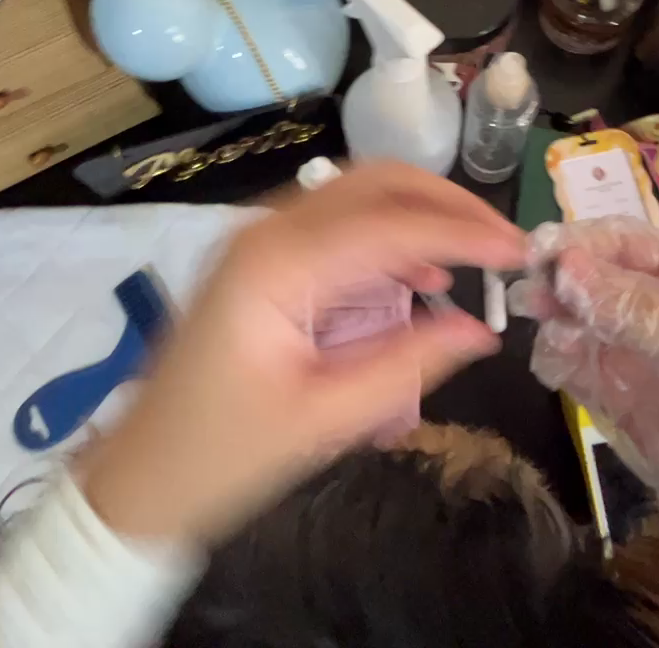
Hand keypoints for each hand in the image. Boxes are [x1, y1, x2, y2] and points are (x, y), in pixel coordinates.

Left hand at [79, 162, 523, 547]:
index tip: (518, 250)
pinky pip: (337, 224)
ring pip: (357, 194)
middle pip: (373, 183)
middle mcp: (266, 231)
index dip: (463, 231)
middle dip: (445, 202)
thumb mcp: (323, 420)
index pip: (390, 224)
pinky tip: (420, 272)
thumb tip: (481, 331)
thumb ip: (406, 366)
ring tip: (474, 253)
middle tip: (501, 240)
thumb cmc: (222, 456)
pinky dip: (387, 235)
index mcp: (277, 265)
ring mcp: (259, 238)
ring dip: (419, 212)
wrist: (139, 475)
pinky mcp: (262, 257)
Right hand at [511, 217, 658, 647]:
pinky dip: (558, 360)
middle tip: (529, 297)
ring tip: (550, 337)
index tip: (538, 254)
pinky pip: (575, 367)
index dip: (581, 241)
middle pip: (592, 278)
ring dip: (555, 320)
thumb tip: (563, 268)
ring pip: (577, 321)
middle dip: (560, 281)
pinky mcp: (619, 403)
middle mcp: (657, 312)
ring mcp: (636, 359)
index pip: (624, 243)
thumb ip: (634, 309)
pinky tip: (556, 366)